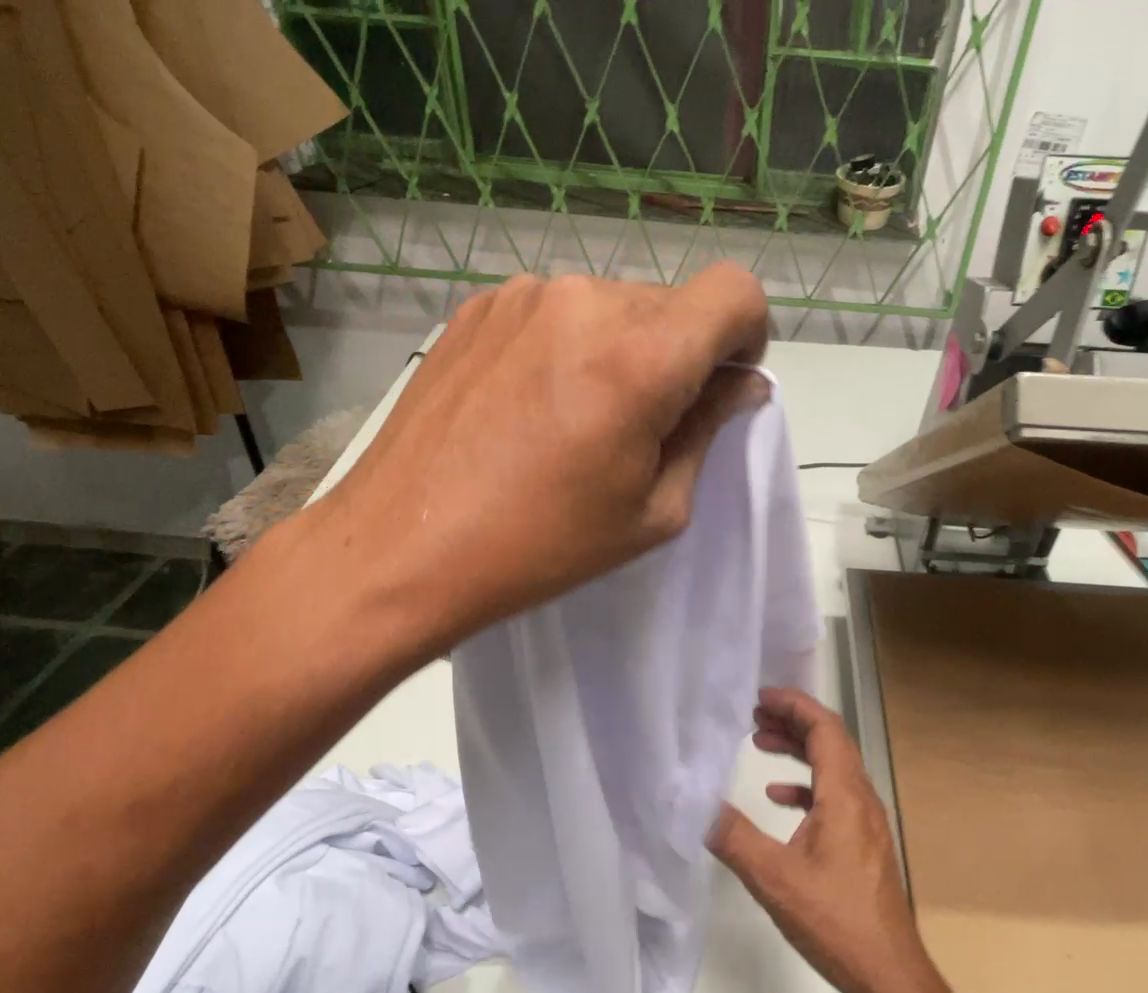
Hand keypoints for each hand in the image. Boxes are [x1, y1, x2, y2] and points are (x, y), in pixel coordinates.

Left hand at [307, 264, 770, 641]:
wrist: (401, 545)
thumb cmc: (541, 546)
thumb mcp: (652, 511)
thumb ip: (707, 431)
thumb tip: (742, 385)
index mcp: (641, 356)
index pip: (737, 292)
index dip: (746, 337)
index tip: (718, 387)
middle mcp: (586, 301)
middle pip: (673, 304)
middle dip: (679, 357)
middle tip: (639, 428)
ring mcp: (524, 295)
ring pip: (613, 307)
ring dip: (619, 351)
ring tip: (573, 420)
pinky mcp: (479, 305)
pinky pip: (556, 312)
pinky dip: (567, 347)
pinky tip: (528, 405)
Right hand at [706, 687, 936, 992]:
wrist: (887, 971)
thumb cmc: (833, 919)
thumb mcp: (773, 878)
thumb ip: (734, 836)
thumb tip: (697, 803)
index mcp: (844, 795)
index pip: (825, 729)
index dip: (795, 705)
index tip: (761, 696)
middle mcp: (861, 799)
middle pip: (831, 741)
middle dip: (793, 721)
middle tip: (753, 714)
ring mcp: (866, 822)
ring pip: (833, 768)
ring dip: (799, 751)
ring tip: (759, 744)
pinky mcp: (864, 844)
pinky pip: (835, 797)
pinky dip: (806, 786)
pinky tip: (779, 798)